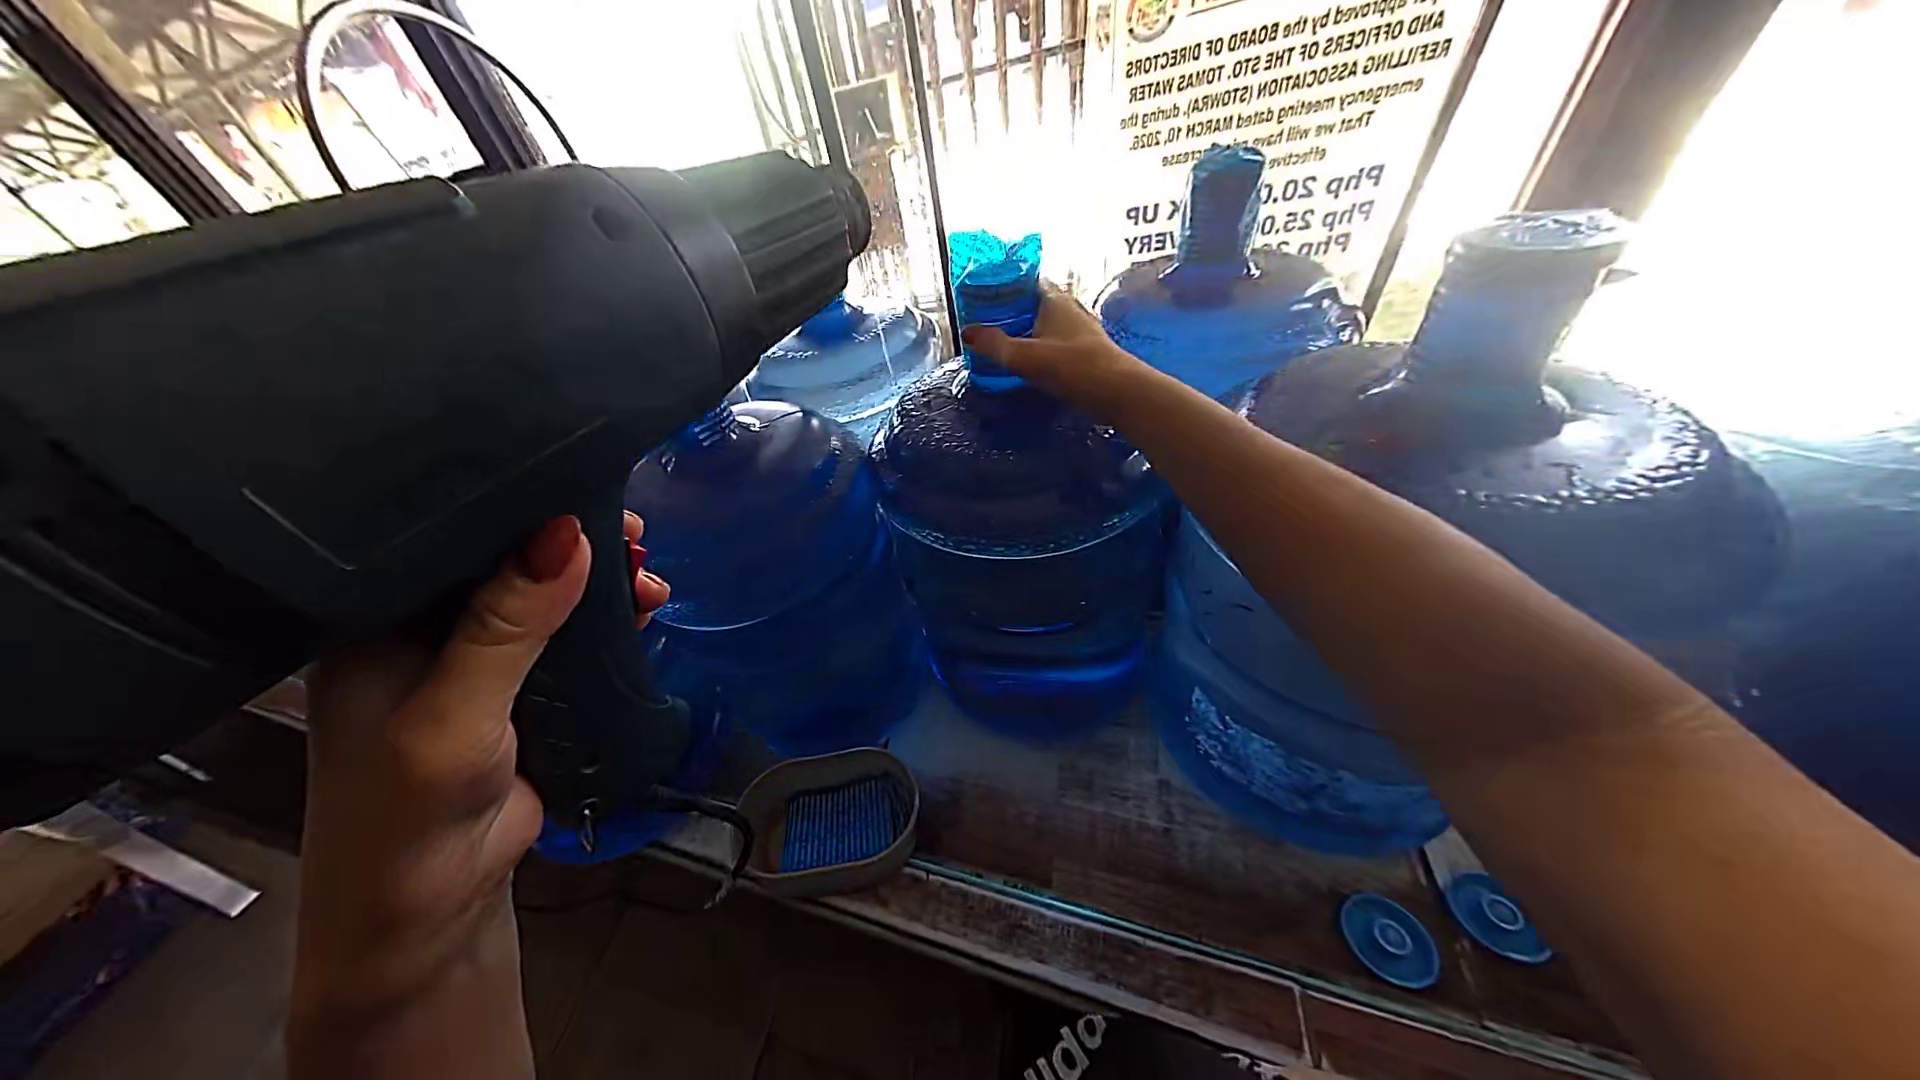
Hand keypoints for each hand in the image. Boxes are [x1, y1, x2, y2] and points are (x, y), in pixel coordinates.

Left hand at [289, 511, 668, 1079]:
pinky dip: (611, 619)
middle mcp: (428, 630)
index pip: (447, 539)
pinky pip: (573, 637)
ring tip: (651, 578)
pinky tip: (645, 608)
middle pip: (510, 562)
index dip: (518, 508)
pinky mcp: (524, 688)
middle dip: (577, 545)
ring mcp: (480, 660)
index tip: (586, 488)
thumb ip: (507, 627)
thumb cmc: (410, 813)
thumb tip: (567, 532)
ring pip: (550, 598)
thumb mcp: (455, 715)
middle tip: (636, 536)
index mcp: (379, 622)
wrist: (430, 910)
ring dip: (604, 583)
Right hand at [960, 282, 1160, 421]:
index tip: (985, 294)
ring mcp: (1082, 330)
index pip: (1027, 280)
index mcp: (1055, 300)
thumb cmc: (1072, 368)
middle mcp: (1070, 309)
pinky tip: (1032, 359)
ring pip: (1049, 321)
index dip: (1006, 284)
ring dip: (1030, 328)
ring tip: (1006, 340)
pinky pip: (1058, 340)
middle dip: (1015, 308)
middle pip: (1037, 301)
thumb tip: (966, 332)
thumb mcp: (1024, 357)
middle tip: (990, 320)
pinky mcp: (1088, 350)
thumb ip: (993, 344)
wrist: (1117, 393)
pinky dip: (1043, 344)